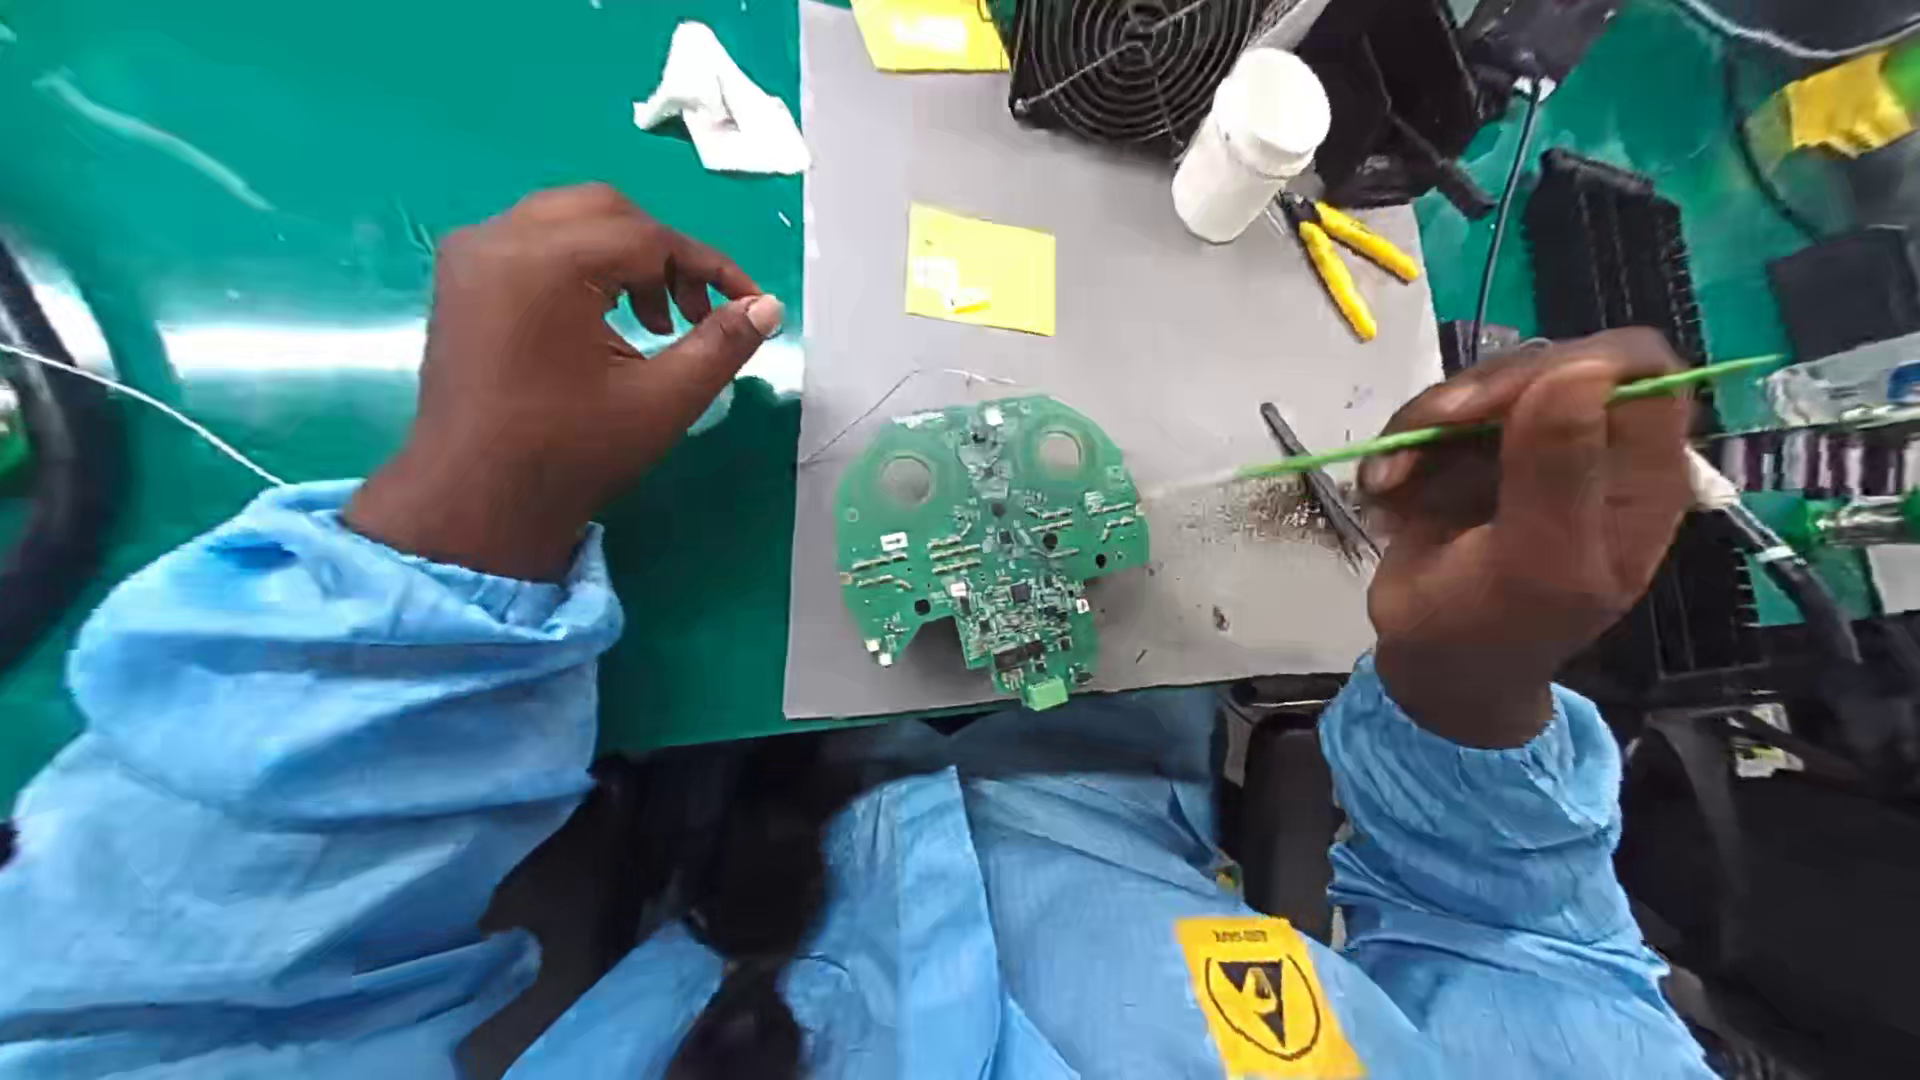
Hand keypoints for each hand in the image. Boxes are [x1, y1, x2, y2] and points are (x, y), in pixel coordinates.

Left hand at [346, 184, 782, 579]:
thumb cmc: (576, 451)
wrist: (480, 498)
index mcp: (545, 264)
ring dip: (630, 262)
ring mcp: (473, 257)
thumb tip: (768, 307)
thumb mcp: (666, 399)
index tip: (750, 303)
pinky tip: (611, 324)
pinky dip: (589, 270)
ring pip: (572, 224)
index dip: (712, 267)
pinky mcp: (466, 281)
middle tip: (697, 313)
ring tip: (659, 325)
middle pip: (608, 213)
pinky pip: (540, 247)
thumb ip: (722, 344)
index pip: (650, 236)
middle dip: (668, 256)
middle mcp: (499, 240)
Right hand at [1360, 329, 1693, 746]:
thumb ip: (1560, 473)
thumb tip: (1577, 371)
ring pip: (1466, 394)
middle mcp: (1577, 450)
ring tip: (1386, 485)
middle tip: (1411, 447)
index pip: (1629, 370)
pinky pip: (1420, 429)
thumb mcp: (1537, 562)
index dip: (1559, 370)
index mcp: (1631, 473)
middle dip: (1462, 403)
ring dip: (1413, 432)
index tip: (1481, 411)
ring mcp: (1510, 454)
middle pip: (1532, 370)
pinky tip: (1380, 493)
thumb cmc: (1494, 626)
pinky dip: (1390, 454)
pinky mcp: (1453, 466)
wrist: (1432, 662)